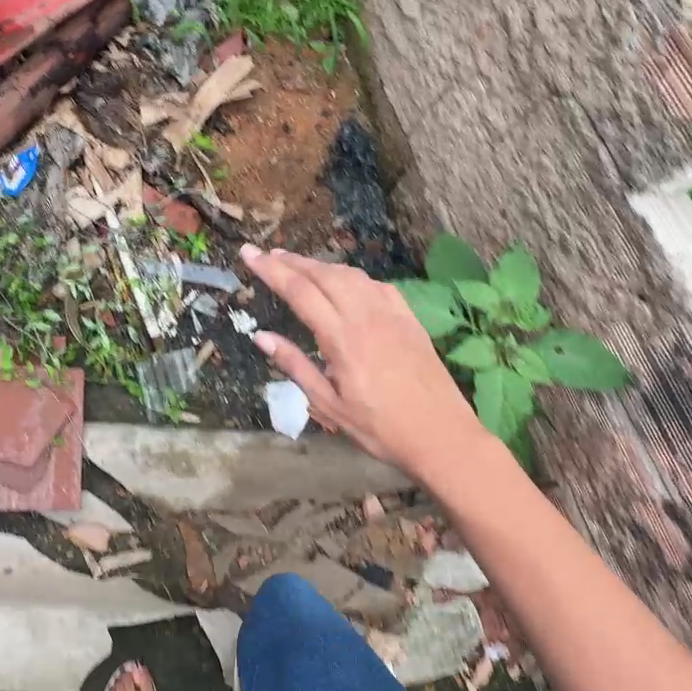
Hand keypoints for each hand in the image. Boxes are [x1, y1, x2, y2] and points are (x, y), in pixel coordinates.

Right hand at [240, 245, 490, 484]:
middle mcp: (365, 316)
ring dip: (320, 265)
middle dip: (291, 260)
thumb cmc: (381, 429)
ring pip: (349, 274)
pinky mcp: (409, 319)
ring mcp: (391, 314)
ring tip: (297, 265)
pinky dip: (351, 276)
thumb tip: (261, 336)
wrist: (443, 436)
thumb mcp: (330, 406)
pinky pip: (375, 285)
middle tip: (266, 254)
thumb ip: (295, 366)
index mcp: (342, 338)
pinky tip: (344, 282)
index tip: (248, 254)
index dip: (270, 269)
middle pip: (322, 274)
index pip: (298, 291)